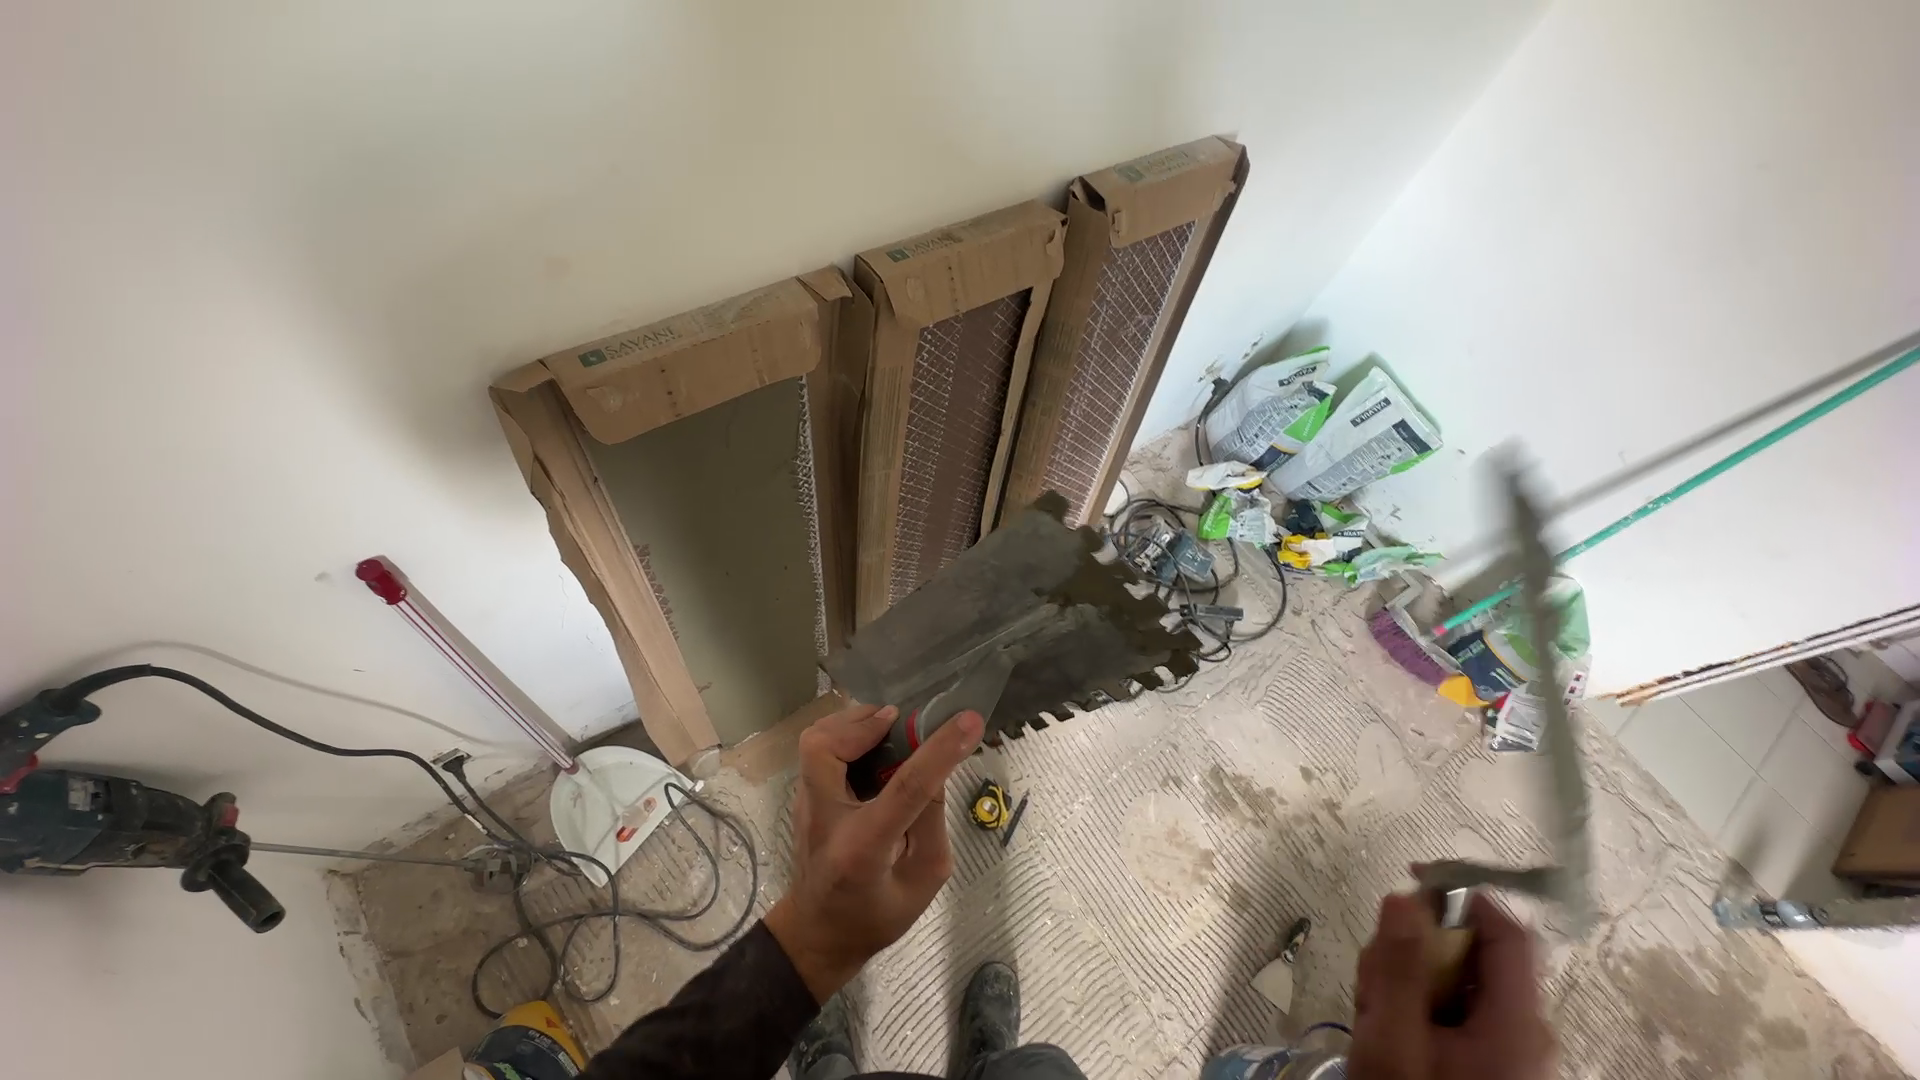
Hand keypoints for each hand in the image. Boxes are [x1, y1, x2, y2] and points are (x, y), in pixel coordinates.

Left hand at [764, 702, 984, 1001]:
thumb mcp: (924, 880)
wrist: (816, 936)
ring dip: (852, 723)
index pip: (905, 788)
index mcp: (864, 848)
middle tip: (902, 721)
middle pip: (827, 749)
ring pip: (815, 741)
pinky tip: (868, 742)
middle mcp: (825, 819)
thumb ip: (933, 821)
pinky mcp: (802, 797)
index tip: (969, 719)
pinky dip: (843, 734)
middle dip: (866, 723)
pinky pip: (817, 749)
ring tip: (887, 727)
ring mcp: (805, 805)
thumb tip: (936, 767)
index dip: (939, 750)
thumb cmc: (875, 916)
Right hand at [1348, 892, 1556, 1079]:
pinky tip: (1388, 1029)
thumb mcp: (1395, 1042)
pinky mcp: (1486, 1060)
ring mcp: (1506, 1047)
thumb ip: (1398, 968)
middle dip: (1413, 948)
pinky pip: (1449, 1007)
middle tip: (1373, 976)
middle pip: (1470, 952)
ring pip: (1452, 978)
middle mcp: (1524, 1029)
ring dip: (1404, 978)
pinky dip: (1413, 1004)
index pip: (1507, 929)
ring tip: (1375, 1013)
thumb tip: (1404, 895)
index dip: (1463, 892)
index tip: (1408, 879)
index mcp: (1518, 1023)